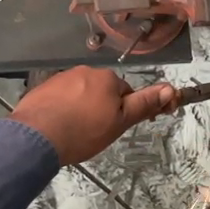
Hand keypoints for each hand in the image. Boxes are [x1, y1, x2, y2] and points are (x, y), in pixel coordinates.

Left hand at [9, 67, 177, 165]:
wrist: (38, 137)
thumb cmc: (84, 131)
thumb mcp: (120, 122)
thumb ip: (144, 104)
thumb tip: (170, 89)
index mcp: (107, 78)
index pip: (123, 92)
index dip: (120, 112)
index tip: (111, 128)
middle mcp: (85, 71)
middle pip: (100, 90)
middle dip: (99, 107)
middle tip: (93, 132)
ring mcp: (61, 78)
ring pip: (79, 93)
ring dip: (80, 107)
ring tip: (73, 131)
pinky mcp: (43, 87)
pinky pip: (59, 97)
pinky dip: (61, 108)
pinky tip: (57, 126)